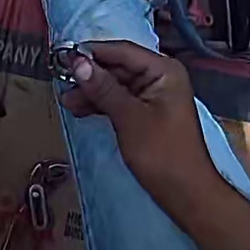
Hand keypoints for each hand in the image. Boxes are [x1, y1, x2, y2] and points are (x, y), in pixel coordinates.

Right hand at [58, 41, 223, 213]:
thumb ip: (102, 87)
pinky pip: (117, 98)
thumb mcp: (129, 117)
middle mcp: (159, 76)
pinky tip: (80, 109)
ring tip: (68, 101)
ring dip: (90, 91)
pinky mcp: (145, 111)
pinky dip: (99, 103)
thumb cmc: (163, 155)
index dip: (92, 52)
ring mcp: (152, 94)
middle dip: (89, 75)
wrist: (188, 198)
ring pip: (113, 83)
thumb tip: (77, 61)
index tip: (63, 56)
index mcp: (163, 71)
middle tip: (62, 81)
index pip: (121, 51)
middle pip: (116, 66)